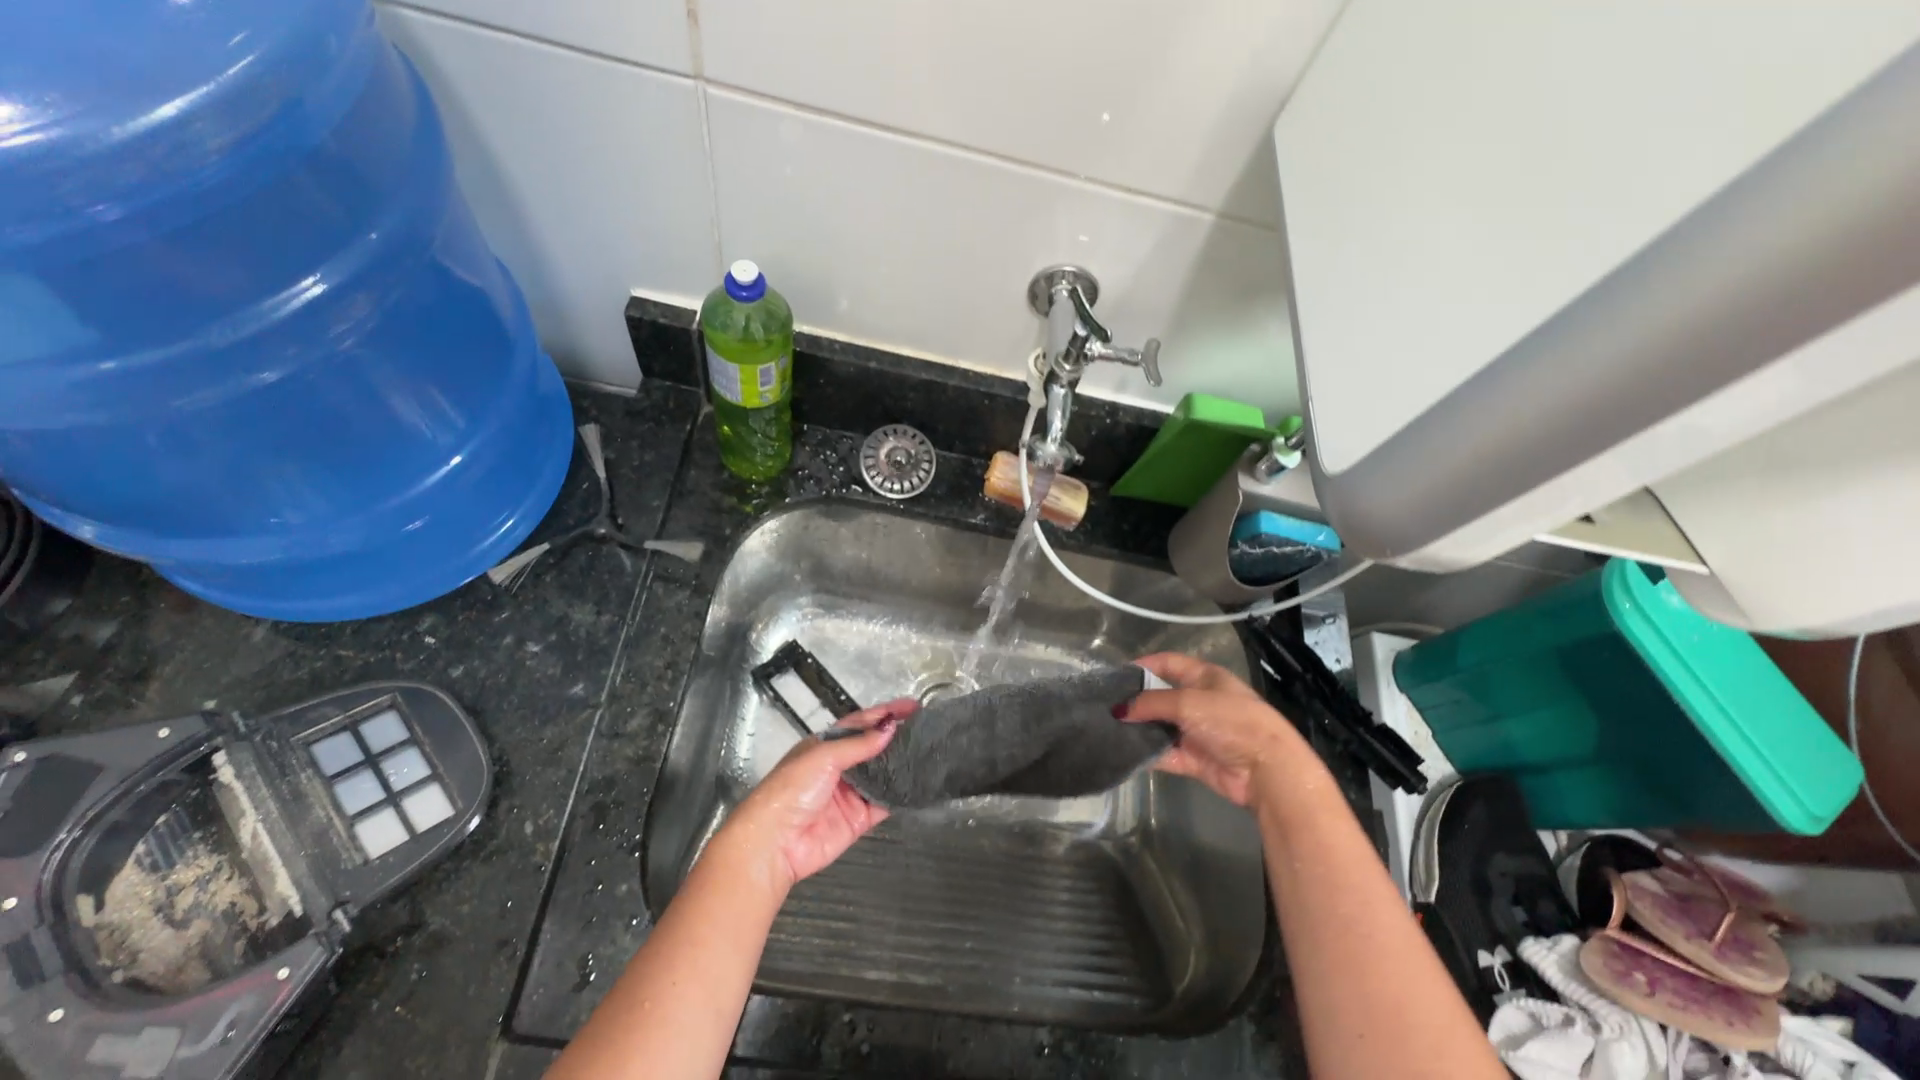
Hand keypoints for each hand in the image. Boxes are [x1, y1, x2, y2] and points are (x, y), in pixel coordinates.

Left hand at [712, 699, 916, 893]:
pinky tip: (920, 784)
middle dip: (897, 737)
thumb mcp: (822, 757)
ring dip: (902, 764)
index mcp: (824, 746)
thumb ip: (858, 744)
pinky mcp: (859, 819)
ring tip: (930, 751)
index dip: (884, 713)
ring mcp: (850, 794)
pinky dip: (901, 795)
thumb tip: (889, 729)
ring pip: (882, 774)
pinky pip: (885, 803)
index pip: (860, 723)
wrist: (775, 842)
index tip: (912, 706)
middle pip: (873, 748)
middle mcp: (838, 767)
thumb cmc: (791, 790)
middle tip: (928, 728)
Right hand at [1122, 653, 1303, 806]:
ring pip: (1160, 727)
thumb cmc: (1230, 722)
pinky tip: (1123, 752)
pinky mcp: (1194, 759)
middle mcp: (1200, 702)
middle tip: (1104, 705)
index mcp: (1205, 677)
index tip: (1115, 674)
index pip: (1169, 663)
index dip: (1143, 665)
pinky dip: (1147, 754)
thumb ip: (1150, 703)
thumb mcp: (1188, 702)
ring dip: (1139, 729)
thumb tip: (1119, 709)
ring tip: (1107, 729)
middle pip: (1161, 697)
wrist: (1265, 769)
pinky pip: (1165, 754)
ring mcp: (1197, 732)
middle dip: (1136, 701)